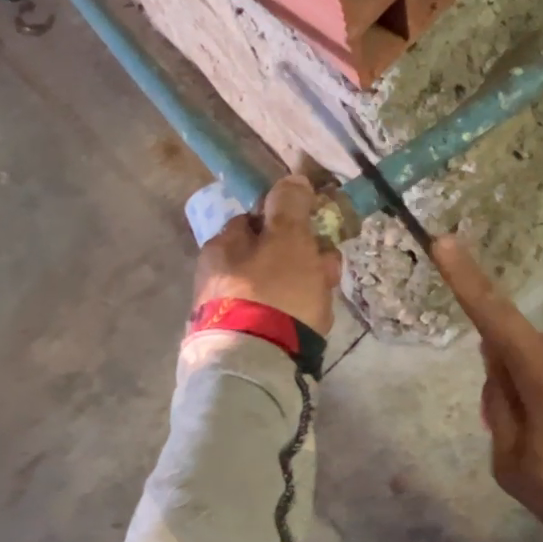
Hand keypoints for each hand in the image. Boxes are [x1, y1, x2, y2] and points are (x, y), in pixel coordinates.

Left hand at [194, 175, 341, 335]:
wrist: (256, 363)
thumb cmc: (274, 292)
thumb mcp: (288, 240)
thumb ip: (290, 207)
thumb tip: (292, 178)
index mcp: (221, 246)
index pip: (256, 220)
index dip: (290, 224)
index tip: (317, 236)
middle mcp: (214, 276)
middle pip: (268, 257)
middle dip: (303, 262)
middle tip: (328, 275)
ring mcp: (223, 312)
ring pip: (274, 289)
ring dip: (301, 291)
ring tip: (322, 307)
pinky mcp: (236, 341)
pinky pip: (271, 318)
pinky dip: (290, 318)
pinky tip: (306, 328)